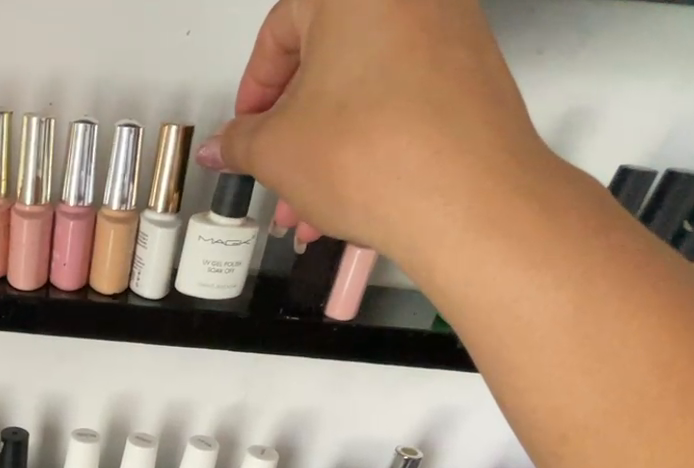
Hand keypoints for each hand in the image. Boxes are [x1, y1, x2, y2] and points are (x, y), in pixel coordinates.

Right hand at [199, 0, 555, 261]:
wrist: (465, 200)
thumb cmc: (369, 157)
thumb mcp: (275, 152)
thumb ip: (239, 142)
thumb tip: (221, 146)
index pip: (279, 30)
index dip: (253, 92)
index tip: (245, 133)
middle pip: (325, 64)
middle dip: (292, 133)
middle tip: (274, 177)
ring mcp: (449, 30)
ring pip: (361, 91)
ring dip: (325, 150)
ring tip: (307, 210)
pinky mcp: (472, 73)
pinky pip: (400, 103)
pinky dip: (368, 144)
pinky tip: (349, 198)